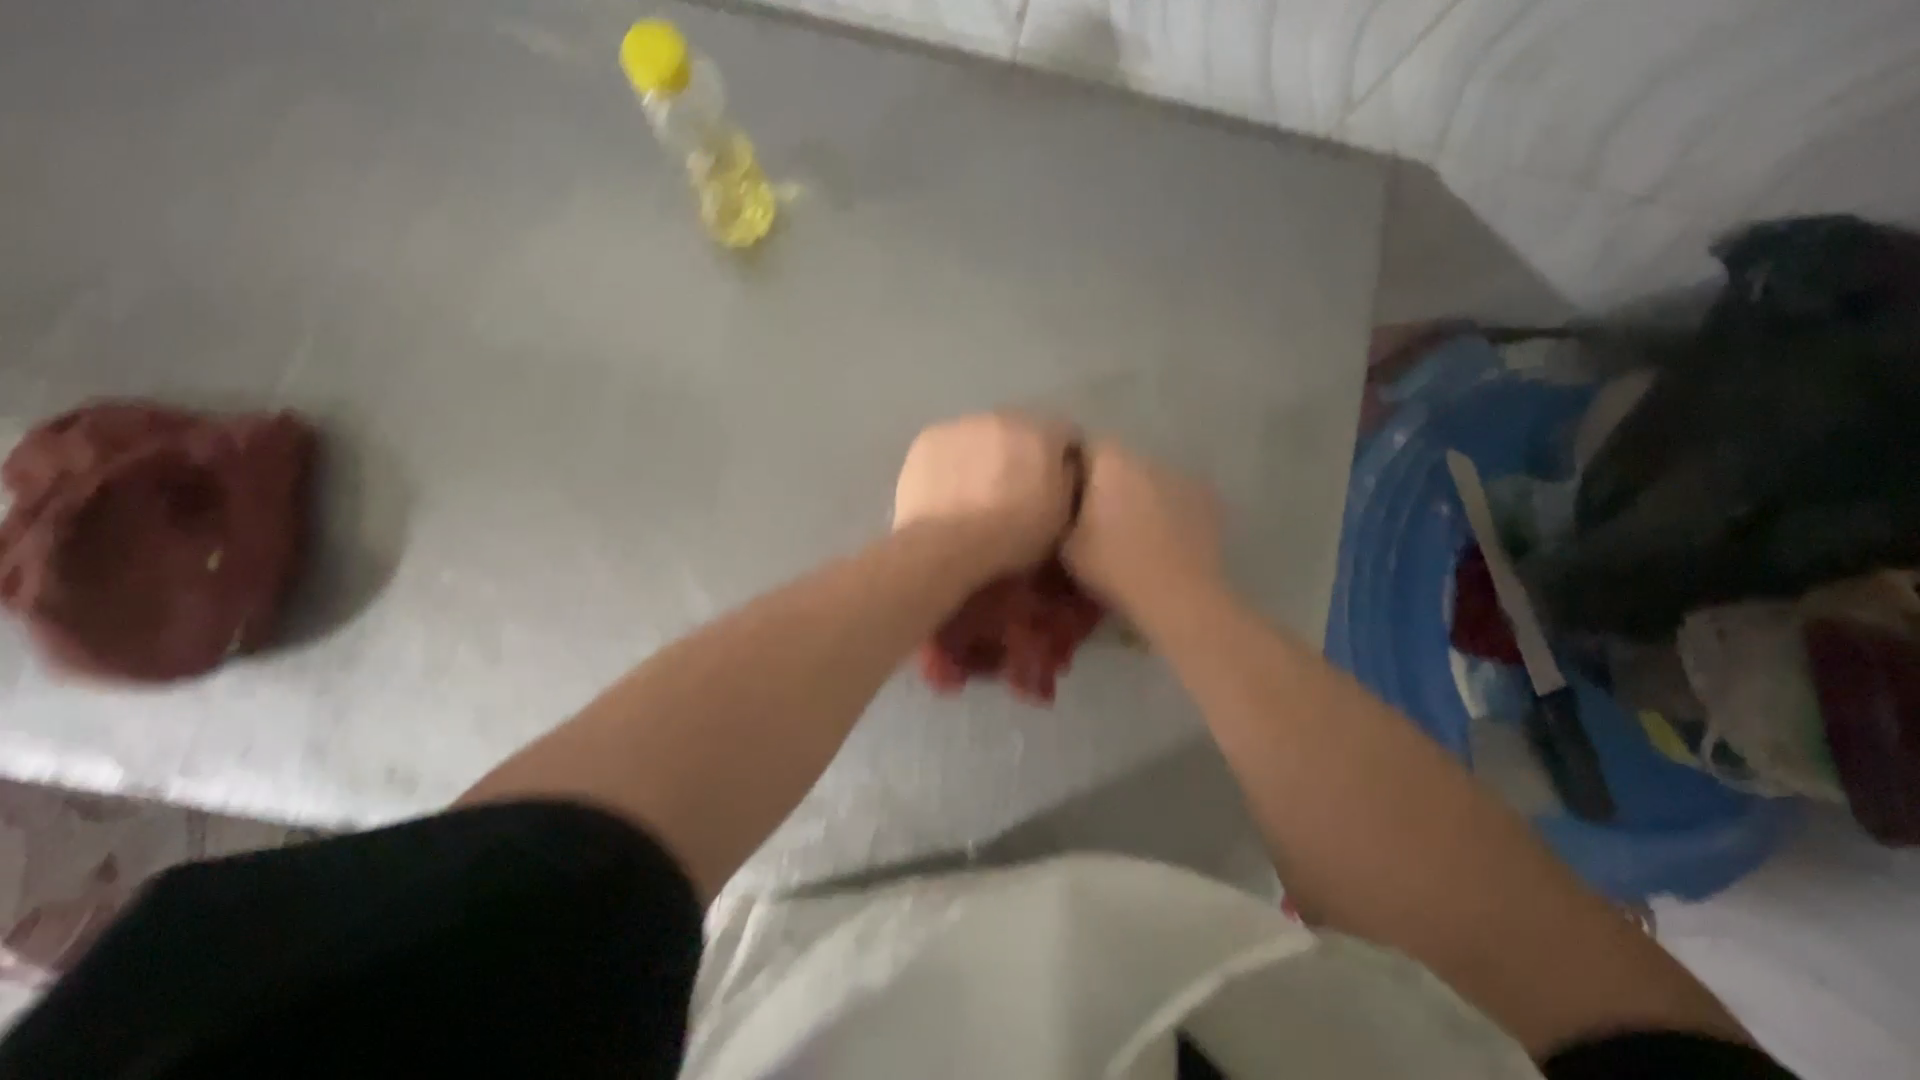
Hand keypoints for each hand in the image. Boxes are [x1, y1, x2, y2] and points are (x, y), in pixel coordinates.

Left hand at [893, 413, 1077, 576]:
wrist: (945, 546)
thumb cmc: (1010, 537)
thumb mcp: (1060, 519)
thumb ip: (1067, 483)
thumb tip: (1062, 469)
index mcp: (1043, 434)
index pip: (1067, 435)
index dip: (1065, 461)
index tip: (1059, 487)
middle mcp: (1003, 417)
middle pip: (1020, 431)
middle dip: (1021, 454)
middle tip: (1014, 491)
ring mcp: (960, 424)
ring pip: (982, 436)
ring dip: (985, 455)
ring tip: (976, 493)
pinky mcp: (927, 439)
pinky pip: (949, 446)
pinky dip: (952, 462)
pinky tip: (947, 490)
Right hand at [1063, 441, 1222, 614]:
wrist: (1179, 597)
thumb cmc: (1114, 568)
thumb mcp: (1065, 545)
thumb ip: (1060, 512)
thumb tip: (1061, 502)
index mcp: (1110, 462)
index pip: (1084, 447)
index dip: (1073, 470)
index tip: (1066, 498)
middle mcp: (1148, 459)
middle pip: (1120, 463)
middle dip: (1107, 483)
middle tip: (1096, 519)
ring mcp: (1183, 478)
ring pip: (1150, 480)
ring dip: (1140, 496)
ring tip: (1132, 533)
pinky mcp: (1209, 501)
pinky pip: (1178, 498)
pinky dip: (1169, 511)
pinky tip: (1163, 541)